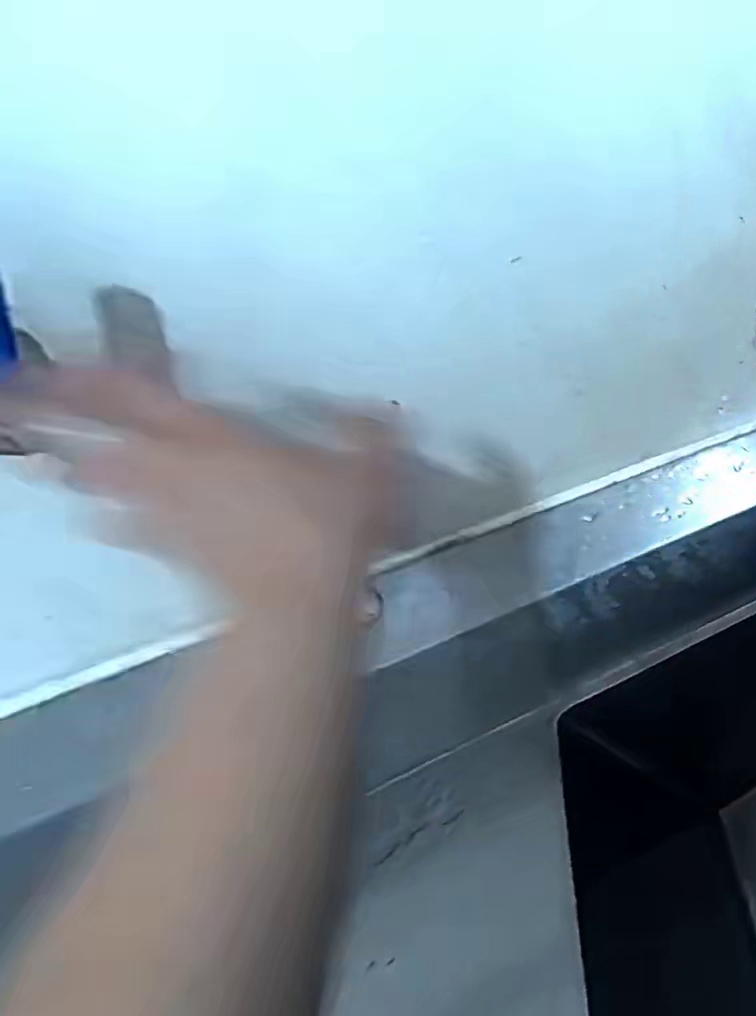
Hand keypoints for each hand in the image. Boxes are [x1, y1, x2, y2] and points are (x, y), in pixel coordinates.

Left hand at [5, 369, 394, 611]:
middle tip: (61, 402)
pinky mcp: (161, 547)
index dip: (116, 372)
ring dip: (92, 465)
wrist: (298, 596)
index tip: (101, 361)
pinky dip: (120, 516)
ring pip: (97, 477)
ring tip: (93, 460)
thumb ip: (371, 436)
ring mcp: (160, 508)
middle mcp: (174, 465)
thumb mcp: (375, 473)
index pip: (144, 391)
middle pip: (101, 433)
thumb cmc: (333, 526)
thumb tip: (376, 411)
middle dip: (75, 416)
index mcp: (218, 438)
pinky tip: (131, 518)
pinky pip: (122, 524)